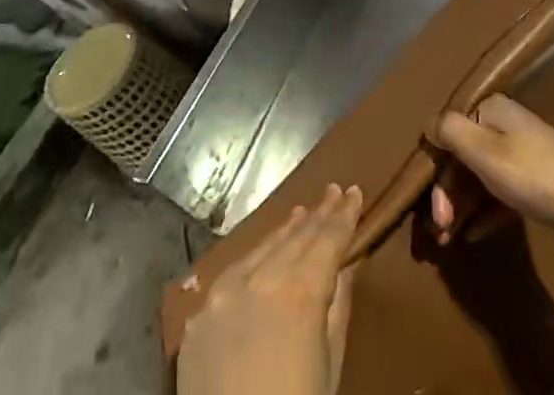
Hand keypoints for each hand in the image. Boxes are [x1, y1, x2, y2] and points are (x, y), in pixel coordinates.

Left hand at [178, 183, 362, 394]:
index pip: (327, 240)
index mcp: (299, 292)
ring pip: (262, 248)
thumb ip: (337, 306)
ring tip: (305, 211)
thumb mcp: (329, 362)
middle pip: (296, 238)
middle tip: (335, 191)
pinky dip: (254, 256)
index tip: (354, 193)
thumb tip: (346, 265)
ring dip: (286, 230)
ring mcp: (222, 295)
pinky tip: (264, 249)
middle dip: (319, 214)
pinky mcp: (199, 315)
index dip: (343, 216)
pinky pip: (232, 273)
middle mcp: (259, 280)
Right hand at [427, 94, 553, 244]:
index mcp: (491, 112)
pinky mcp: (529, 183)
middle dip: (447, 196)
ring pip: (476, 179)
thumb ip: (452, 133)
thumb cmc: (535, 176)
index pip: (449, 136)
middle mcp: (502, 128)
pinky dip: (482, 213)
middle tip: (441, 231)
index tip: (433, 208)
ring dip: (461, 208)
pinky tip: (472, 235)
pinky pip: (496, 195)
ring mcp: (518, 156)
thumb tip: (428, 123)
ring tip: (450, 239)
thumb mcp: (486, 153)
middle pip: (461, 160)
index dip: (435, 171)